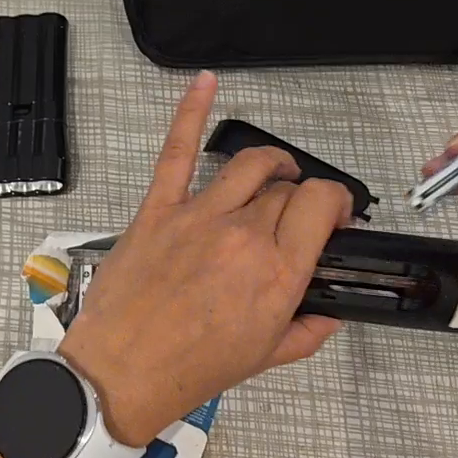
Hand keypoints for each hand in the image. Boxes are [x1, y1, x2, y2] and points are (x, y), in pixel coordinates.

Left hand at [60, 72, 353, 446]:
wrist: (122, 373)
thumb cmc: (190, 370)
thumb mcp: (264, 358)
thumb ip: (306, 331)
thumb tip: (330, 315)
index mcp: (278, 271)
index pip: (323, 203)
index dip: (335, 203)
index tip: (334, 216)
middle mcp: (244, 235)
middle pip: (285, 189)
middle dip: (296, 199)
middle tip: (292, 219)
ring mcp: (198, 217)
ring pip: (248, 165)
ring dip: (270, 163)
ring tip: (275, 172)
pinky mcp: (157, 210)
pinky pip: (176, 152)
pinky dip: (190, 113)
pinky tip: (205, 84)